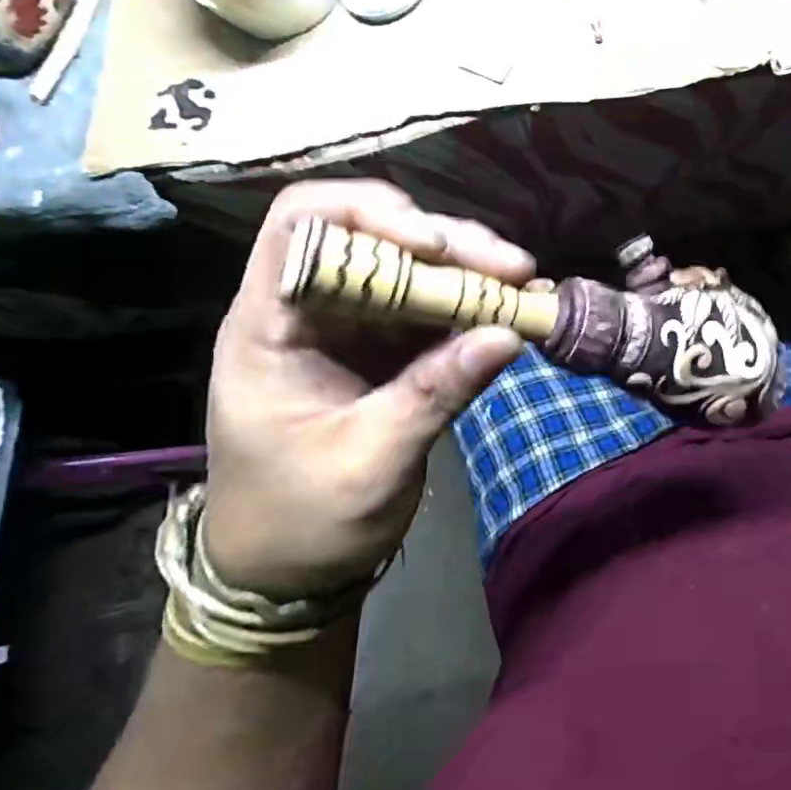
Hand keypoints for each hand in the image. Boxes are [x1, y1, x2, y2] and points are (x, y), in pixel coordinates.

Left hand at [201, 181, 532, 598]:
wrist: (286, 573)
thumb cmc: (303, 523)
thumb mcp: (370, 463)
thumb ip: (436, 393)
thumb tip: (508, 335)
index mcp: (267, 326)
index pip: (303, 224)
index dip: (369, 215)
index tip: (435, 248)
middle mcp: (305, 312)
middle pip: (369, 238)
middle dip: (444, 244)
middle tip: (512, 267)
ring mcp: (345, 330)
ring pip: (405, 270)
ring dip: (465, 272)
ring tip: (523, 285)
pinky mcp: (377, 353)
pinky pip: (425, 312)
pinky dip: (467, 309)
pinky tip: (509, 312)